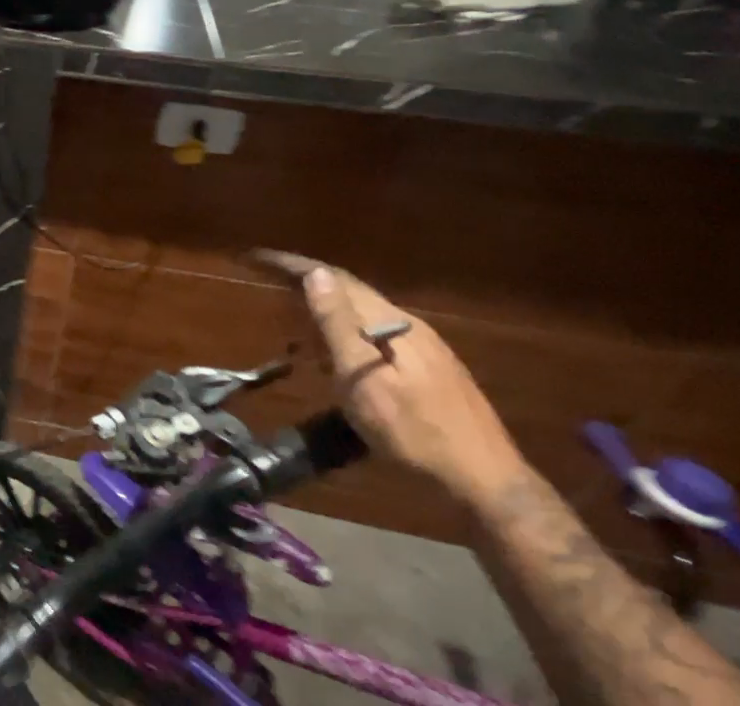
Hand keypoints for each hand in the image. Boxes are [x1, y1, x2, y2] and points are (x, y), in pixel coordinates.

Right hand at [254, 251, 526, 504]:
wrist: (483, 479)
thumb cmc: (413, 431)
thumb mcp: (363, 379)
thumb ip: (338, 326)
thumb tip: (316, 274)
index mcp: (392, 323)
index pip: (337, 280)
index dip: (294, 266)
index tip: (257, 259)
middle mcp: (409, 325)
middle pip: (352, 292)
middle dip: (308, 283)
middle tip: (268, 281)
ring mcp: (424, 348)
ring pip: (364, 316)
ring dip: (325, 311)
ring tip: (292, 322)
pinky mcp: (430, 370)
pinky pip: (376, 336)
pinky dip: (344, 335)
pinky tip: (334, 357)